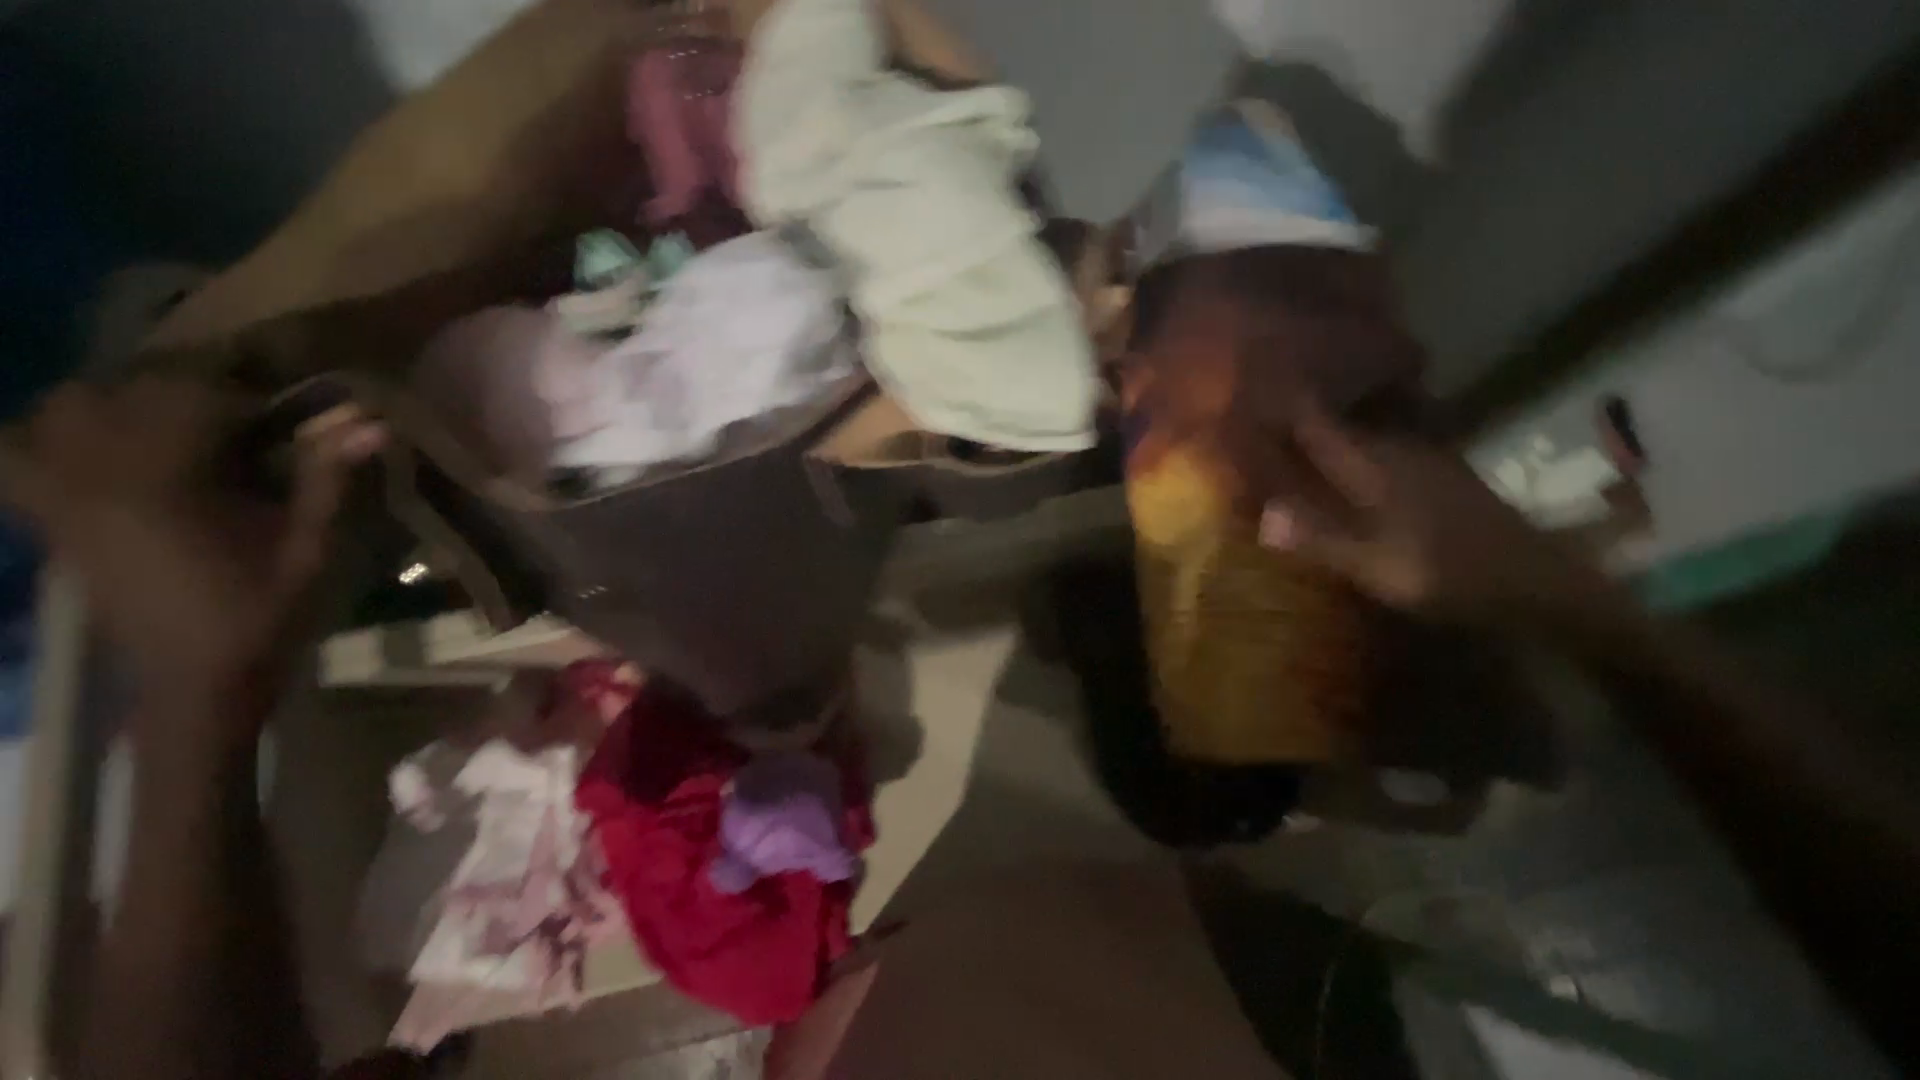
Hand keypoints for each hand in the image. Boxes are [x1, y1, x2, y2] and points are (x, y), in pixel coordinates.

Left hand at [0, 378, 380, 725]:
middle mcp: (99, 479)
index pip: (193, 399)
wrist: (195, 678)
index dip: (245, 395)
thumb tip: (370, 423)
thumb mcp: (309, 548)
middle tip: (236, 416)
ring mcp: (64, 498)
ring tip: (170, 424)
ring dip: (116, 403)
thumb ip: (328, 480)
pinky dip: (52, 437)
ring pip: (62, 412)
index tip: (286, 413)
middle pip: (122, 393)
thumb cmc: (263, 613)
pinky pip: (19, 456)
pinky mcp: (52, 519)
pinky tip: (101, 448)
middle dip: (183, 391)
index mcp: (165, 485)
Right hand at [1256, 406, 1622, 625]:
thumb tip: (1264, 517)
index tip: (1247, 392)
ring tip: (1291, 435)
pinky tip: (1343, 467)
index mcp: (1376, 466)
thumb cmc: (1452, 575)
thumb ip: (1323, 539)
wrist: (1538, 581)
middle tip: (1258, 416)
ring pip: (1361, 434)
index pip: (1317, 424)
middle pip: (1336, 424)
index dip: (1283, 407)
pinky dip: (1353, 451)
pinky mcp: (1437, 473)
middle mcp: (1397, 449)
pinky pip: (1381, 449)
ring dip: (1327, 432)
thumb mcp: (1379, 568)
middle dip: (1298, 416)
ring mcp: (1421, 458)